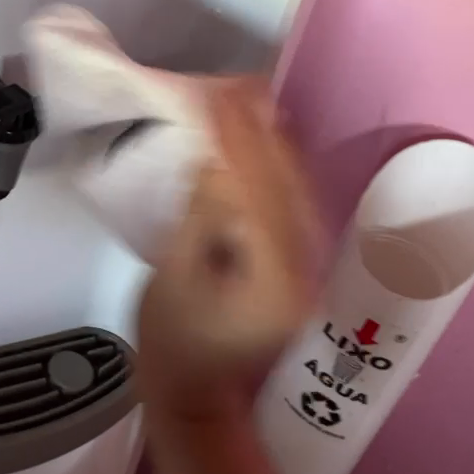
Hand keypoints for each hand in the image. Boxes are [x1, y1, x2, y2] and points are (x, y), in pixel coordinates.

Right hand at [137, 80, 319, 423]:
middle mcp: (301, 270)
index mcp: (269, 277)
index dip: (236, 140)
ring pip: (294, 192)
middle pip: (283, 186)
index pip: (254, 191)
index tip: (218, 97)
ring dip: (274, 144)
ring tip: (254, 101)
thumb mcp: (172, 277)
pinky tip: (269, 142)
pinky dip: (280, 168)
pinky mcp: (296, 266)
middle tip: (239, 84)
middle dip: (260, 132)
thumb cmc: (169, 339)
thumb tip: (212, 161)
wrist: (193, 389)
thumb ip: (198, 217)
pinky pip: (294, 205)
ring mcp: (304, 269)